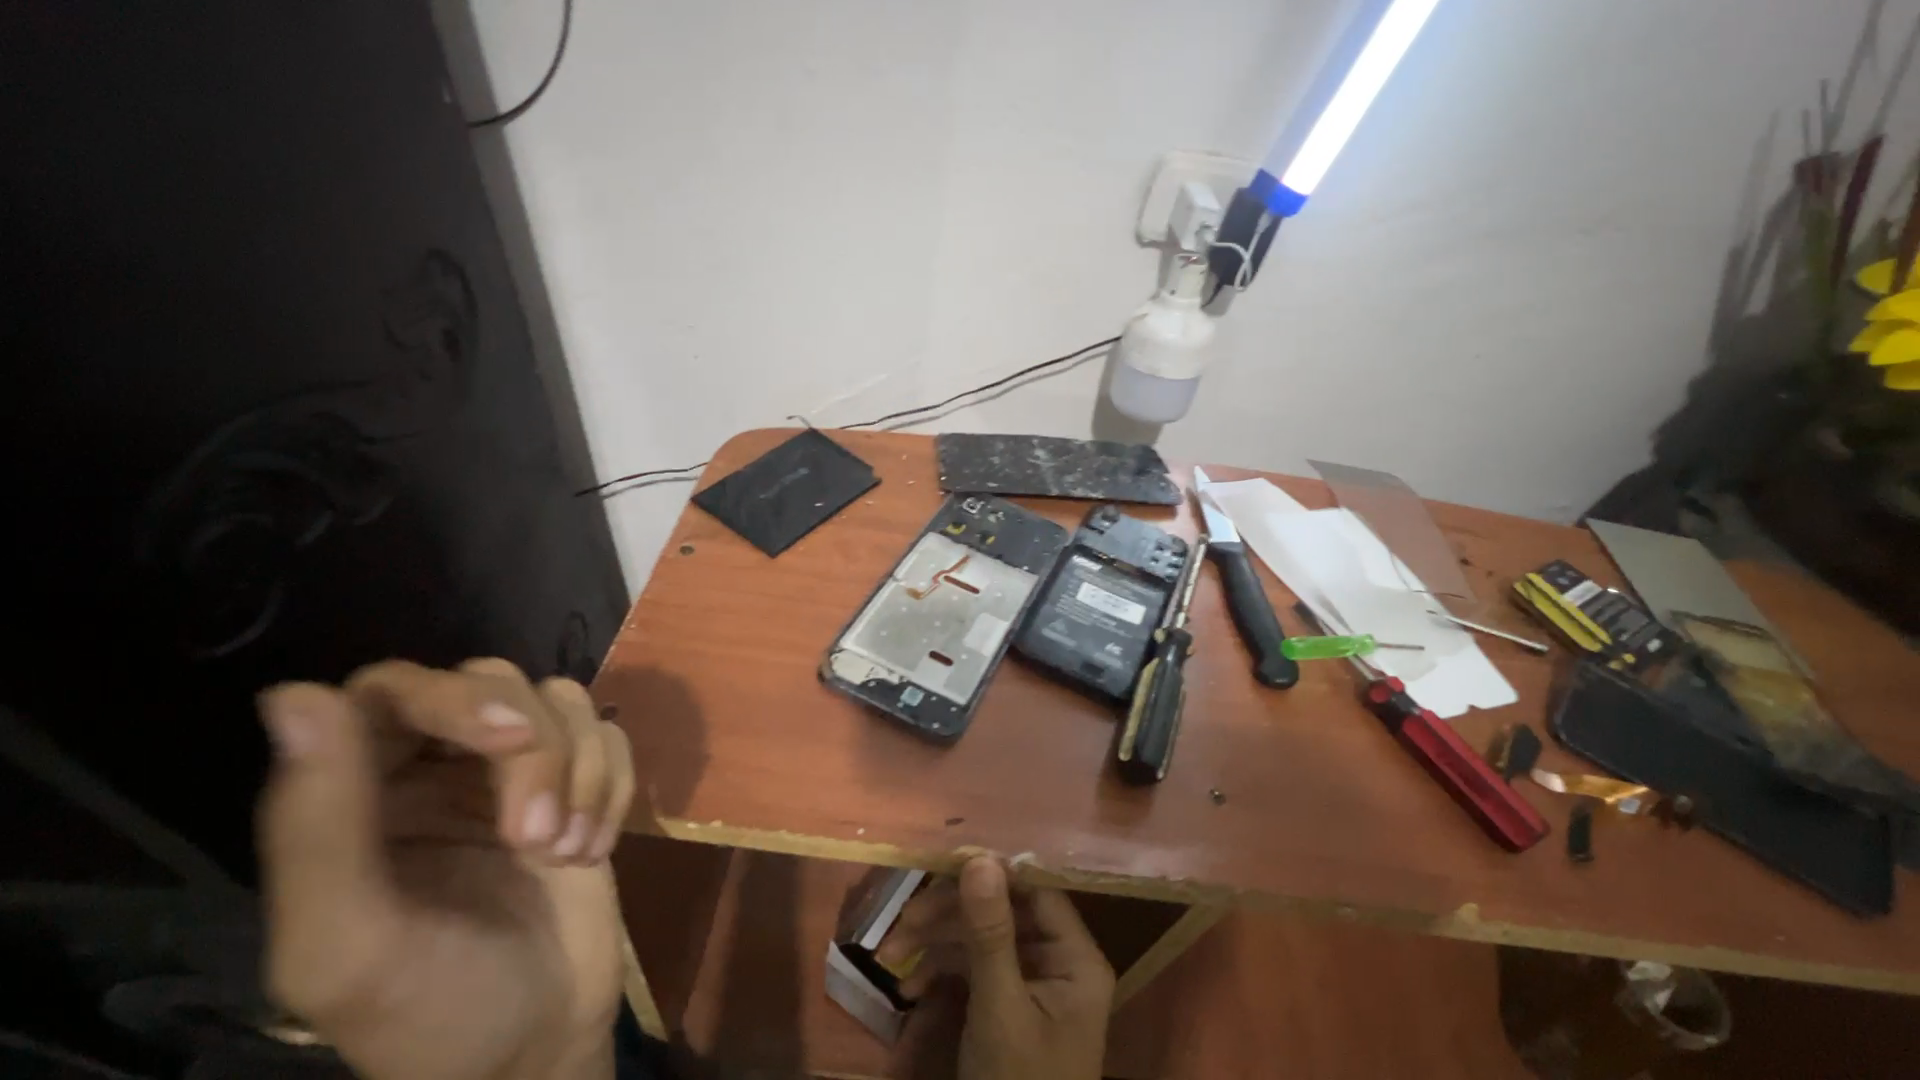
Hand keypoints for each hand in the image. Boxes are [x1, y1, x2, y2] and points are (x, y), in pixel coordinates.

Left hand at [255, 659, 634, 1079]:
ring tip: (569, 851)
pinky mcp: (579, 783)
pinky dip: (613, 784)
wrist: (538, 1045)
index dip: (452, 697)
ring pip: (559, 700)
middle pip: (492, 683)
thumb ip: (315, 829)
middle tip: (540, 837)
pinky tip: (595, 849)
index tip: (510, 739)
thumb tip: (294, 697)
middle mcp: (431, 765)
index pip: (392, 687)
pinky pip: (609, 733)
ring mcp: (513, 772)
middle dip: (535, 752)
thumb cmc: (426, 1012)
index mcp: (355, 793)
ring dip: (580, 772)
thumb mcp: (347, 943)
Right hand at [878, 858, 1113, 1079]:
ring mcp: (1030, 982)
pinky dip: (939, 972)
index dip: (991, 873)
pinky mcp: (1004, 1002)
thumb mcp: (1000, 1009)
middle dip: (948, 915)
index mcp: (1075, 958)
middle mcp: (1057, 961)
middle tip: (902, 924)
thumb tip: (979, 858)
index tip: (942, 862)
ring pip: (979, 938)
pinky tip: (909, 988)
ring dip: (934, 943)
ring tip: (890, 958)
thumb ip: (990, 933)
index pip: (1035, 890)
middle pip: (1002, 911)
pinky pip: (971, 968)